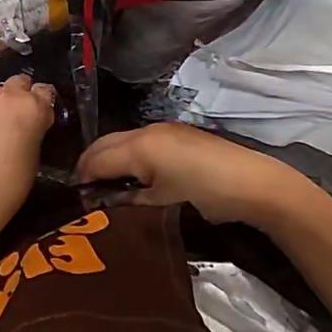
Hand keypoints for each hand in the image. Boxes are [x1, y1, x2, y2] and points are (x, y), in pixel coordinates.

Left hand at [0, 75, 56, 234]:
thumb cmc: (13, 180)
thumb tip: (32, 125)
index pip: (46, 91)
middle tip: (24, 118)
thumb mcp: (36, 153)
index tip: (44, 118)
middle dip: (24, 95)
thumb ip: (36, 128)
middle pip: (20, 82)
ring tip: (3, 126)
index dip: (46, 104)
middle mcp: (7, 97)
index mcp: (32, 106)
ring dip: (4, 102)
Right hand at [74, 122, 302, 225]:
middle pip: (103, 143)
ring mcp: (162, 129)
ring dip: (107, 157)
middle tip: (84, 190)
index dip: (82, 177)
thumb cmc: (206, 195)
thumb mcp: (161, 202)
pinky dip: (126, 154)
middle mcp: (145, 131)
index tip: (75, 198)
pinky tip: (131, 173)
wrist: (256, 183)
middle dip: (89, 163)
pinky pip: (138, 140)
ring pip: (120, 139)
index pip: (95, 158)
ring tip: (105, 183)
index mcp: (138, 146)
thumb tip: (101, 201)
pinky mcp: (176, 133)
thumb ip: (126, 199)